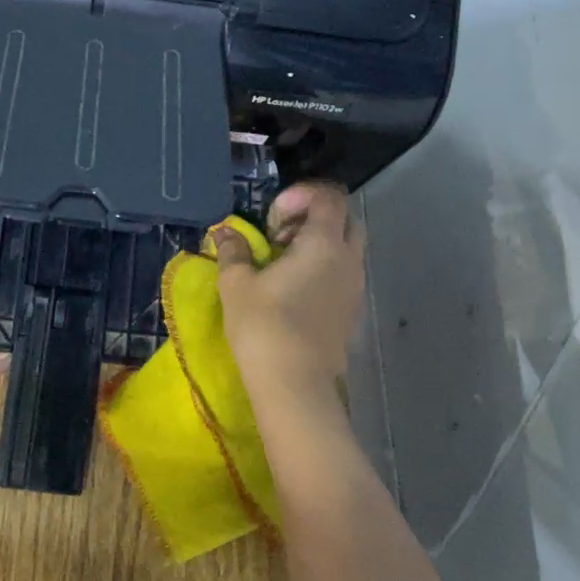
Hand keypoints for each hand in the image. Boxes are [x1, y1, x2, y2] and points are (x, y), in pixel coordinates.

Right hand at [214, 182, 366, 413]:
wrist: (294, 385)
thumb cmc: (263, 326)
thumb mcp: (236, 284)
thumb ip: (233, 251)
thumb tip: (224, 232)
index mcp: (324, 243)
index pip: (328, 196)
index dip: (300, 195)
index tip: (272, 218)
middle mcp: (348, 260)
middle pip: (345, 219)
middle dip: (314, 217)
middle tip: (280, 236)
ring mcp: (355, 287)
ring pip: (348, 249)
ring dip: (319, 245)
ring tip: (283, 266)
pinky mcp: (352, 312)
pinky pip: (345, 275)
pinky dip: (324, 270)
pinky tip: (294, 292)